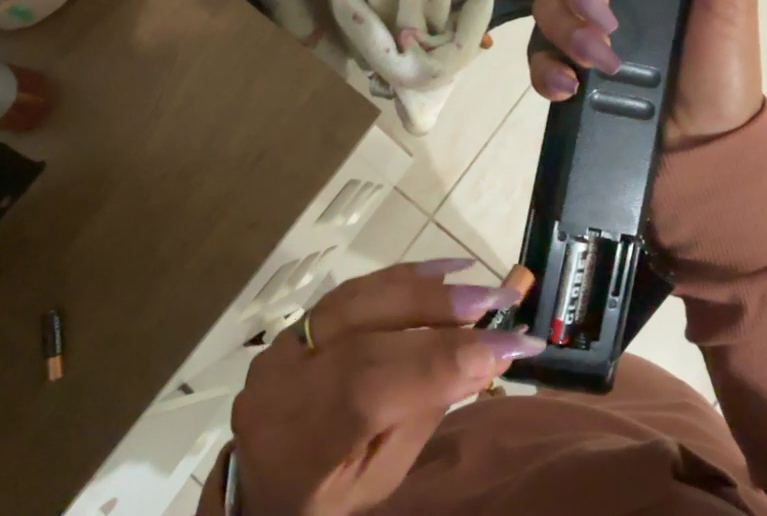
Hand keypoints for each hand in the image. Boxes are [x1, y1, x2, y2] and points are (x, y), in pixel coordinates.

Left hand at [230, 260, 545, 514]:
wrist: (260, 481)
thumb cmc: (328, 493)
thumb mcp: (380, 476)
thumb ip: (422, 414)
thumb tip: (482, 357)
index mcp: (301, 440)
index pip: (369, 386)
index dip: (438, 360)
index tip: (506, 347)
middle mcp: (284, 381)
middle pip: (362, 330)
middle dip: (438, 311)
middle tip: (501, 301)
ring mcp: (284, 344)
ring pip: (355, 298)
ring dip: (422, 286)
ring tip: (476, 282)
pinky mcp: (295, 321)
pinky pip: (349, 290)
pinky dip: (397, 278)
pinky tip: (438, 271)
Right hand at [525, 0, 764, 149]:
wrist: (706, 147)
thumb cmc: (724, 64)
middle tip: (604, 11)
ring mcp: (584, 31)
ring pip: (546, 8)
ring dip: (568, 30)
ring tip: (603, 63)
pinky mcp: (568, 72)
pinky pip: (537, 58)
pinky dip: (548, 69)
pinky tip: (571, 86)